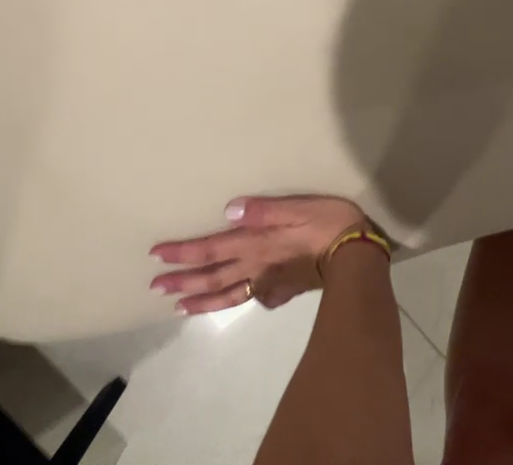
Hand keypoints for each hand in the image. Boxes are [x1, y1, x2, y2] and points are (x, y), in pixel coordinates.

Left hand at [149, 195, 371, 314]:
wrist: (357, 257)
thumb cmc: (329, 224)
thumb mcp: (299, 206)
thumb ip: (264, 210)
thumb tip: (227, 211)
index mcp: (256, 243)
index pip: (210, 249)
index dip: (182, 253)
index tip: (156, 256)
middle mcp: (256, 267)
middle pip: (211, 277)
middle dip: (182, 281)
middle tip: (155, 287)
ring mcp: (269, 283)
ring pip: (227, 295)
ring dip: (200, 300)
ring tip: (179, 307)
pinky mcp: (284, 291)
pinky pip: (253, 299)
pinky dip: (237, 302)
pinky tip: (235, 302)